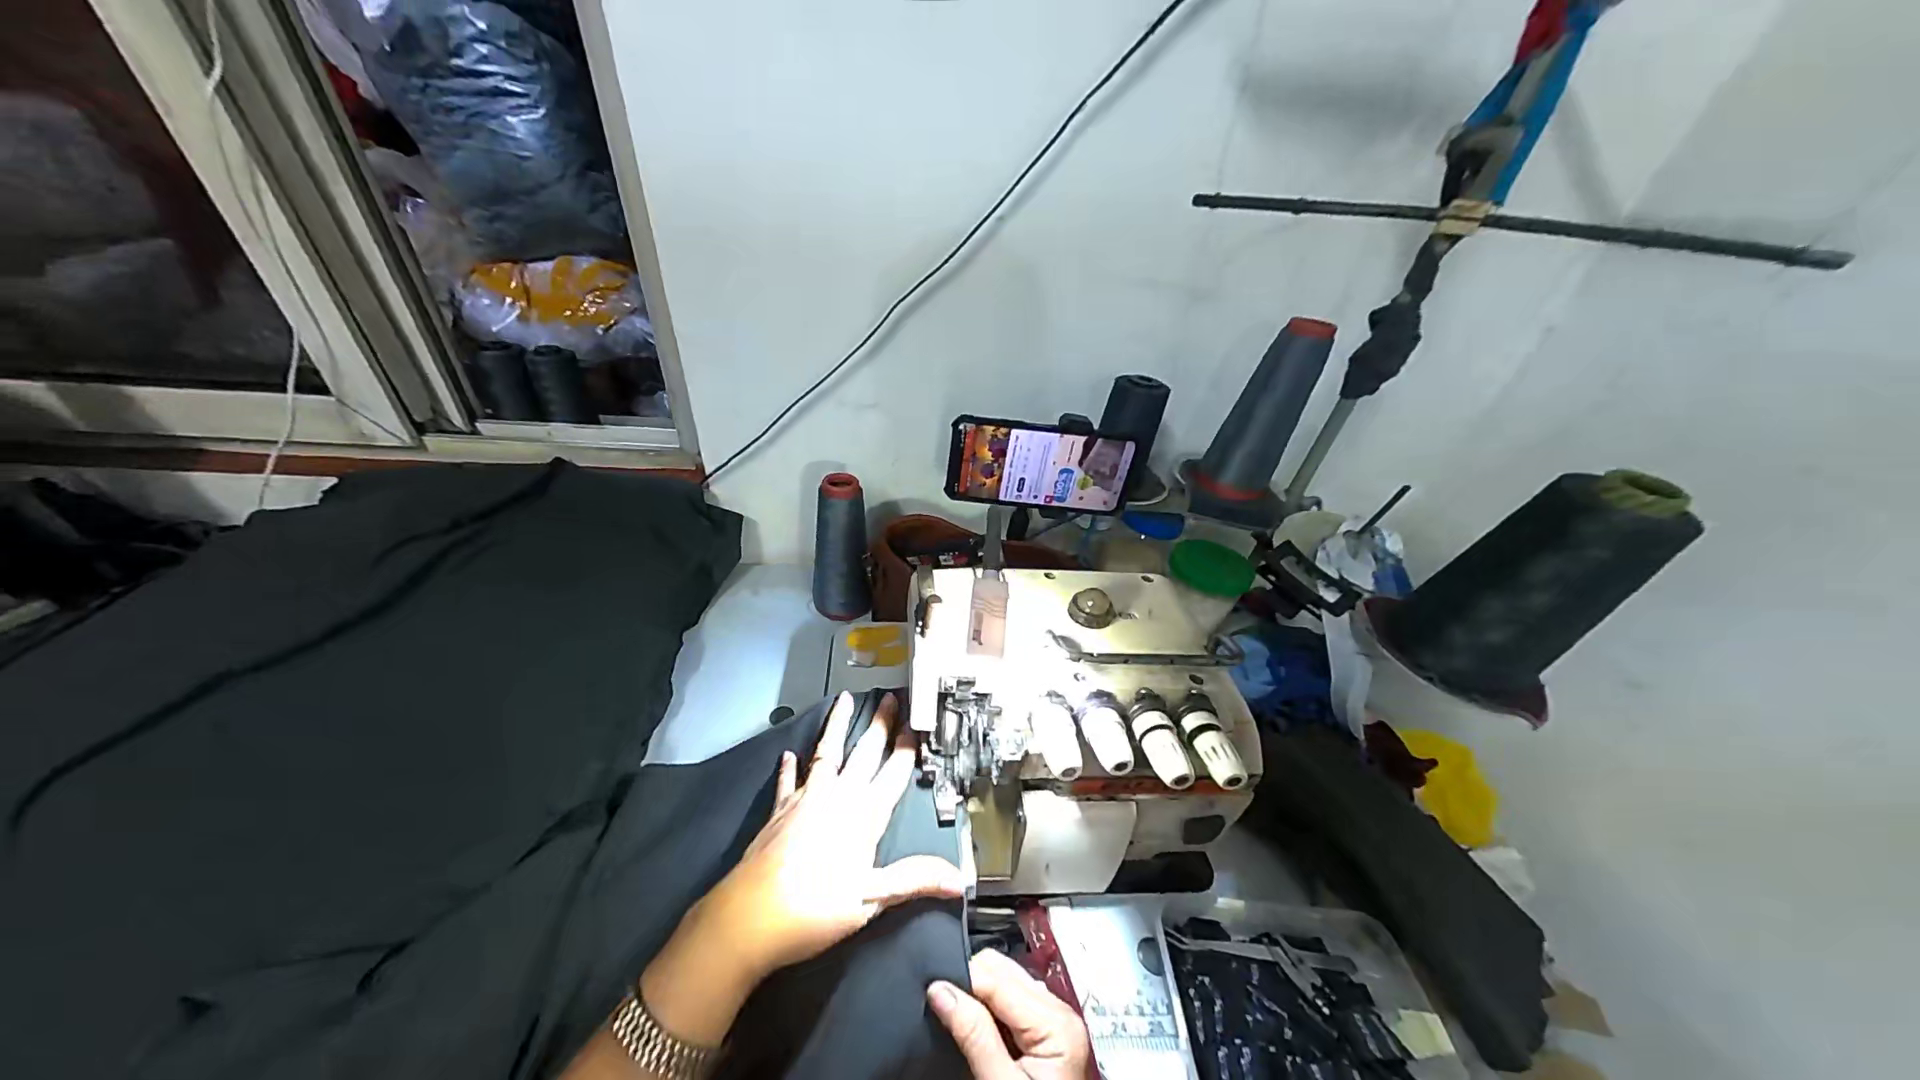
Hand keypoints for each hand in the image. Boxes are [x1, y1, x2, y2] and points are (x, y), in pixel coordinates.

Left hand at [691, 691, 967, 978]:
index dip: (907, 748)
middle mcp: (837, 798)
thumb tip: (956, 878)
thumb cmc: (814, 908)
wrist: (751, 916)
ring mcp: (806, 799)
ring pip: (827, 752)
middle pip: (864, 752)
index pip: (893, 773)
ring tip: (844, 702)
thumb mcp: (872, 897)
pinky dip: (790, 767)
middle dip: (880, 725)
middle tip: (890, 700)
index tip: (915, 726)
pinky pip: (789, 780)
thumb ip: (914, 880)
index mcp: (863, 815)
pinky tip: (789, 756)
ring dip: (837, 726)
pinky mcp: (780, 810)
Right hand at [928, 949, 1092, 1079]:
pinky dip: (989, 1008)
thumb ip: (973, 1034)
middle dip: (971, 984)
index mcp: (1056, 1023)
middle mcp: (1060, 1012)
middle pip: (1003, 970)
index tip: (932, 991)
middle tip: (945, 1010)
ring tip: (960, 1022)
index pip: (998, 977)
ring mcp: (1054, 1020)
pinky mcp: (1044, 1031)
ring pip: (1004, 980)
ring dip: (978, 995)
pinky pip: (1010, 1001)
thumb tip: (942, 990)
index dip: (962, 980)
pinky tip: (979, 1030)